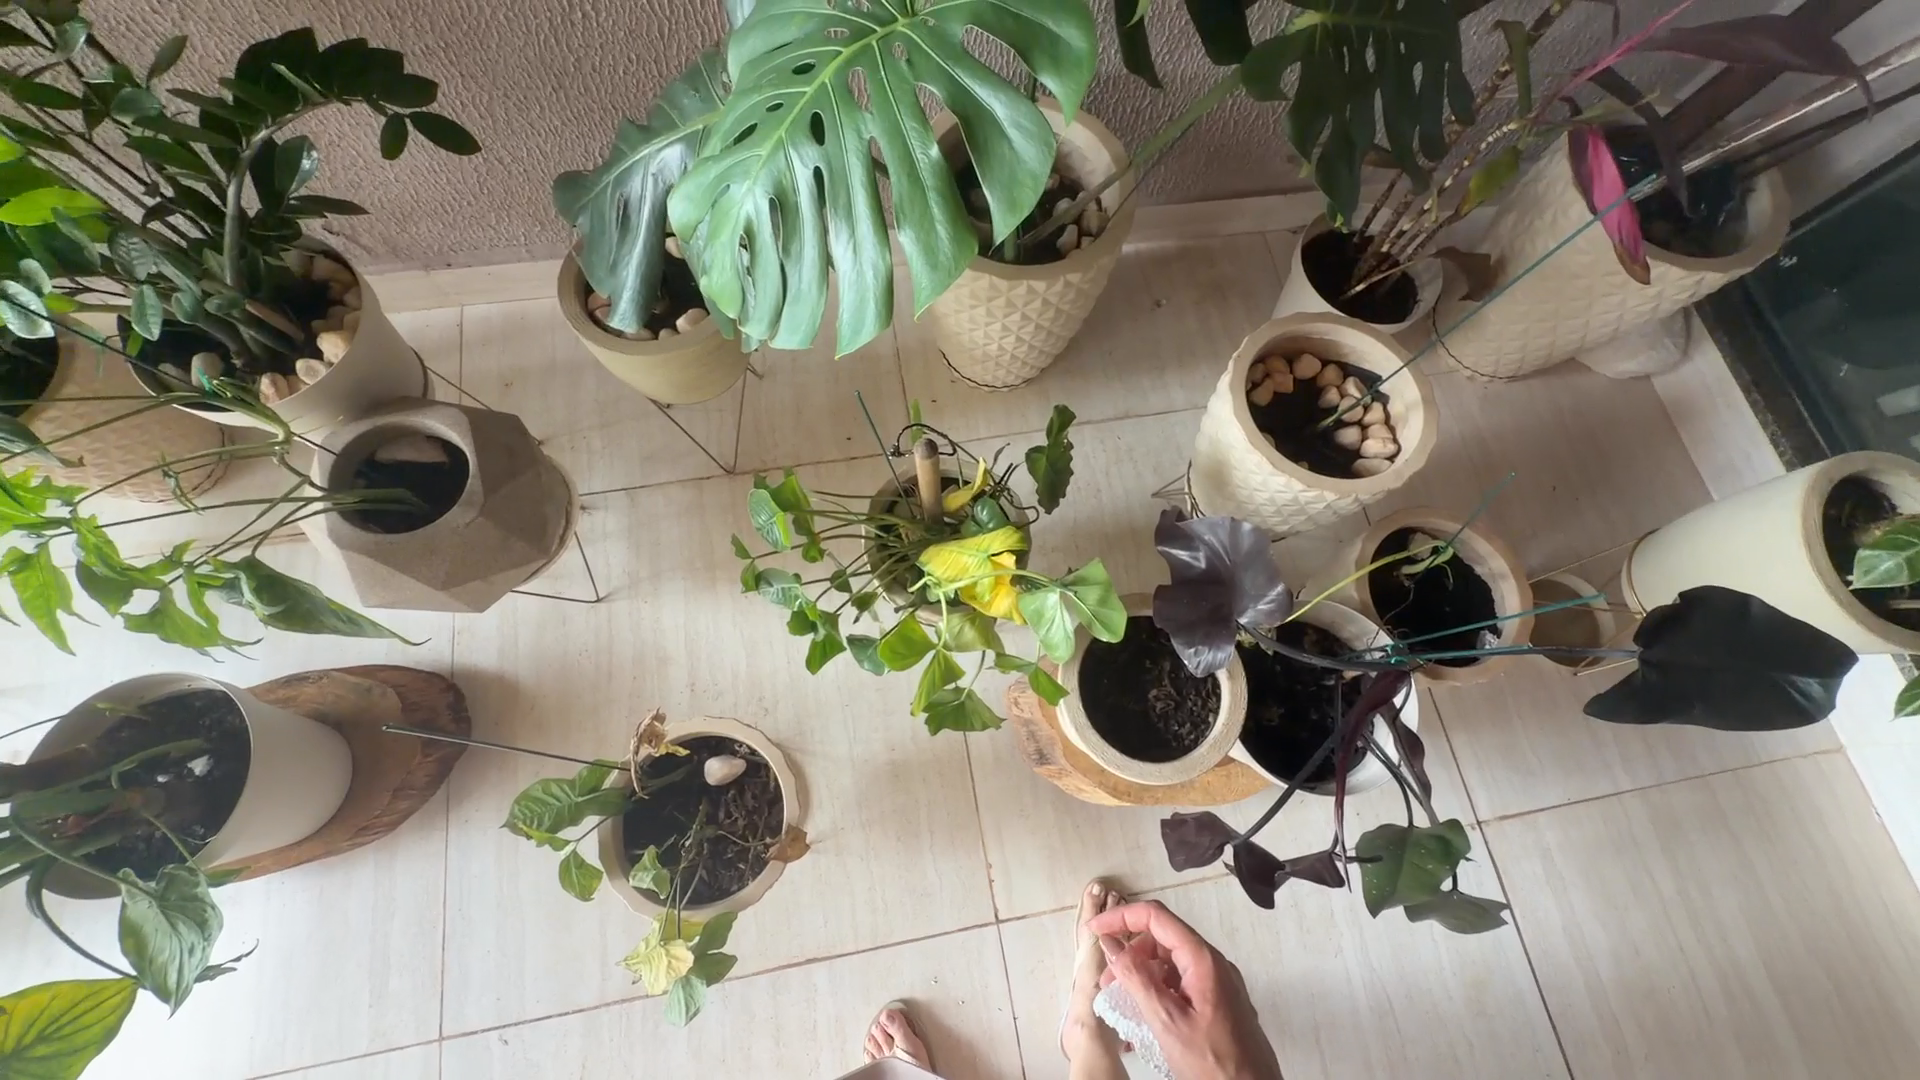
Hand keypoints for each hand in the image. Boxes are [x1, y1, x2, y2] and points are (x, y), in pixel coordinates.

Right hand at [1088, 900, 1282, 1079]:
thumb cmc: (1215, 1065)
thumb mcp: (1167, 1021)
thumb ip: (1137, 978)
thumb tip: (1111, 943)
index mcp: (1203, 959)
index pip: (1156, 916)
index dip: (1121, 917)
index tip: (1095, 931)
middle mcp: (1212, 963)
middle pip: (1162, 938)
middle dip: (1129, 953)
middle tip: (1107, 983)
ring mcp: (1217, 983)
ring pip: (1170, 962)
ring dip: (1141, 974)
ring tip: (1122, 1003)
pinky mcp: (1218, 1003)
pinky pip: (1181, 983)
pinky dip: (1158, 991)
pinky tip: (1144, 1016)